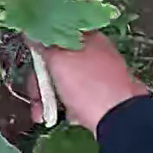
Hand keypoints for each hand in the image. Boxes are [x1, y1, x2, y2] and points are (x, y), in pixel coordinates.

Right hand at [32, 32, 146, 133]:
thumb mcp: (58, 61)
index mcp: (87, 37)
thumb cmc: (87, 86)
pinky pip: (77, 95)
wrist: (121, 121)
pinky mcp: (103, 95)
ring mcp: (101, 75)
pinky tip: (64, 116)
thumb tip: (31, 31)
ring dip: (49, 97)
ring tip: (43, 114)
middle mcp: (95, 52)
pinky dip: (67, 104)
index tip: (33, 64)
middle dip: (40, 82)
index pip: (56, 35)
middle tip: (36, 97)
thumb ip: (43, 45)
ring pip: (65, 80)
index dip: (40, 50)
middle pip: (57, 60)